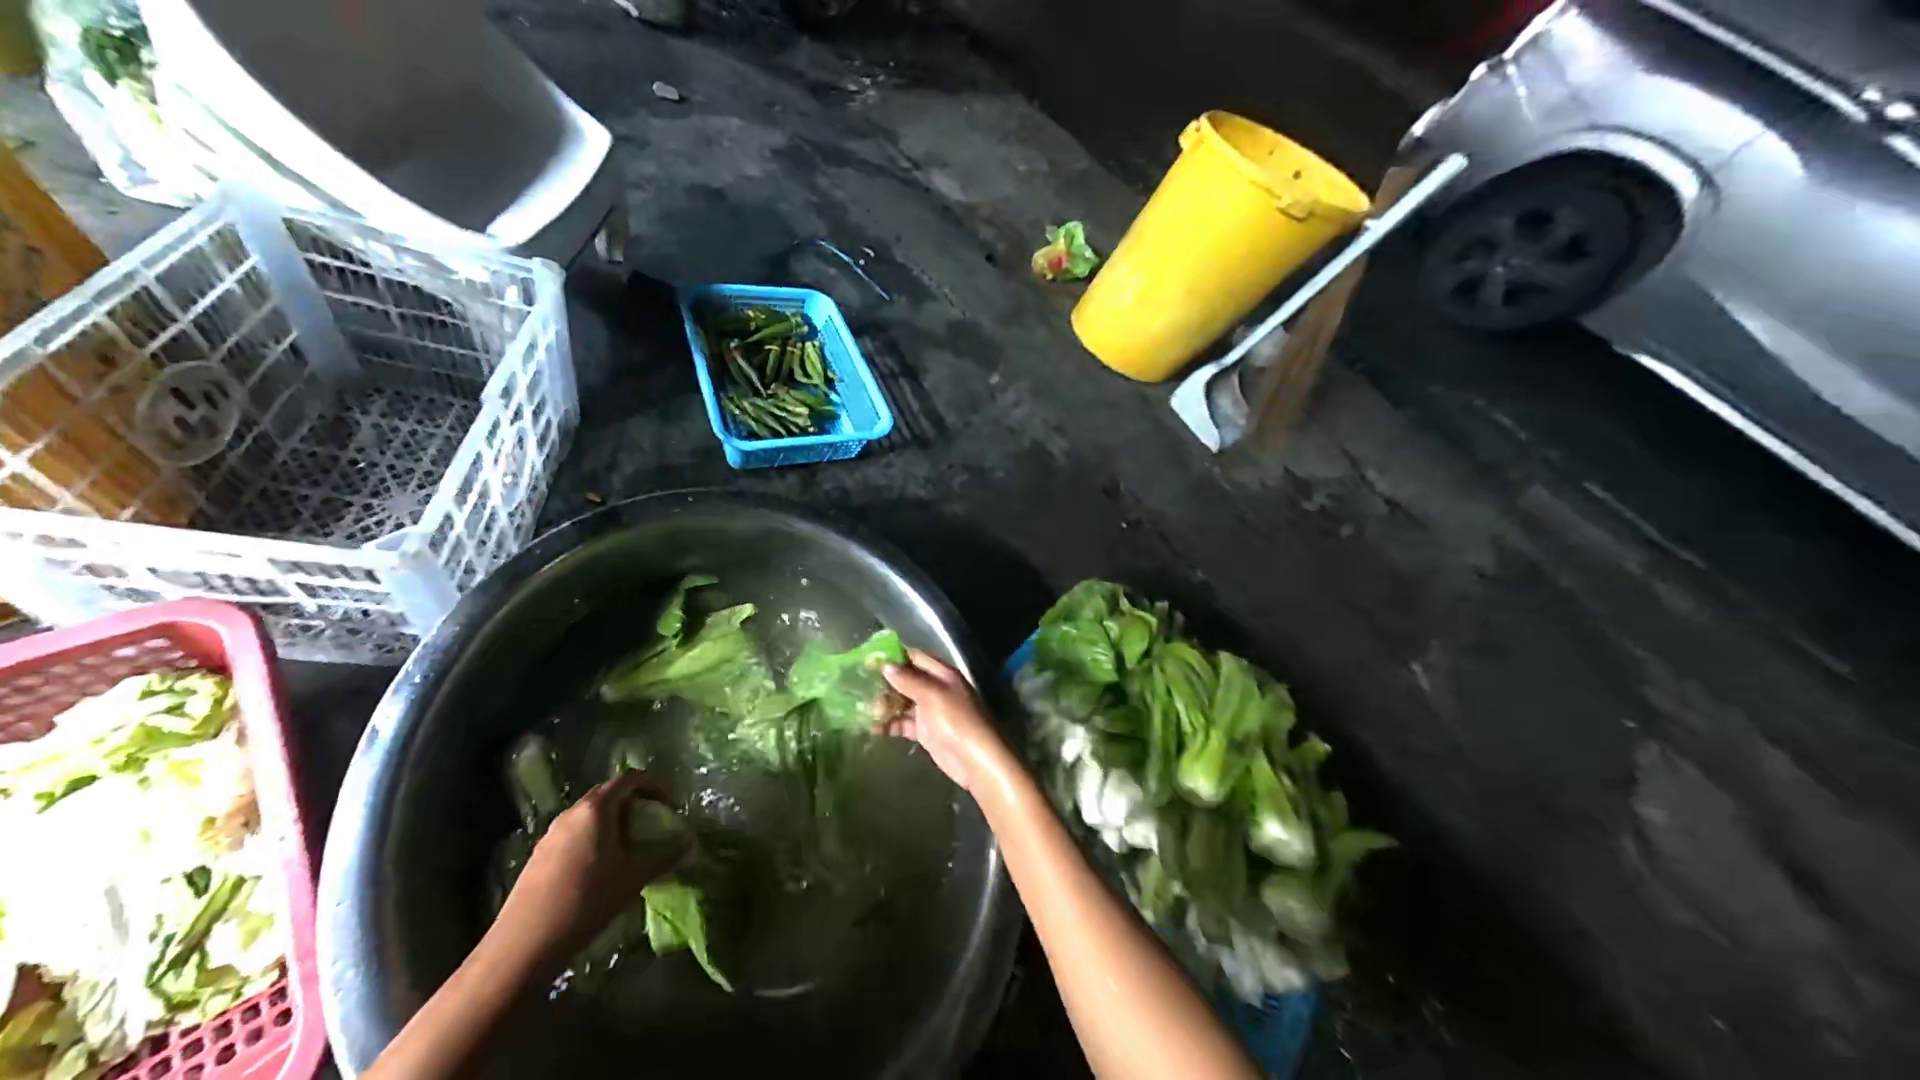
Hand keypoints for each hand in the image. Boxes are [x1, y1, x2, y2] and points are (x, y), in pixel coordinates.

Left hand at [490, 771, 689, 974]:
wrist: (523, 946)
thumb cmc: (586, 901)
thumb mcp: (635, 876)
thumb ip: (665, 854)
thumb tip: (688, 840)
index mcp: (595, 809)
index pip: (629, 779)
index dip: (654, 783)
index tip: (670, 800)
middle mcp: (571, 814)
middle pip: (608, 793)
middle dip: (634, 800)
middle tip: (654, 820)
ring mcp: (550, 835)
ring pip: (590, 815)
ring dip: (614, 820)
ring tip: (630, 845)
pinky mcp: (539, 857)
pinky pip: (575, 834)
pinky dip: (596, 837)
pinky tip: (602, 867)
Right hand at [877, 649, 1016, 795]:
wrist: (976, 760)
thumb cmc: (957, 721)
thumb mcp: (933, 695)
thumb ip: (909, 680)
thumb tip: (886, 665)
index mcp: (942, 674)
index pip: (914, 657)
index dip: (893, 657)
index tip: (868, 661)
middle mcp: (936, 689)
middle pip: (906, 680)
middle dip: (884, 683)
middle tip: (859, 688)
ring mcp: (930, 711)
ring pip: (902, 702)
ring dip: (884, 705)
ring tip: (863, 709)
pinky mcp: (926, 732)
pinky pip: (903, 723)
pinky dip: (889, 724)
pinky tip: (872, 727)